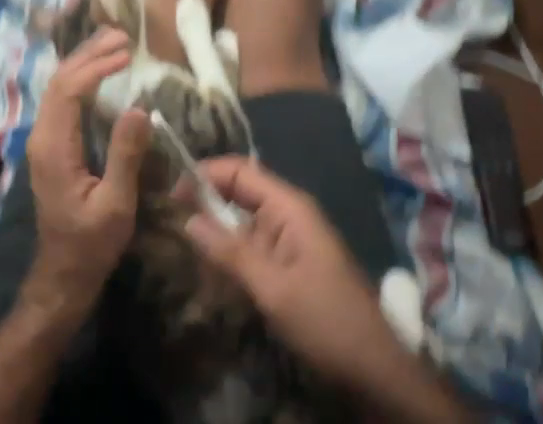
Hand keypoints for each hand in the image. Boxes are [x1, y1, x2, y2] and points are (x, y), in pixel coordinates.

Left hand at [22, 28, 152, 323]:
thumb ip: (125, 155)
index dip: (96, 66)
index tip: (126, 53)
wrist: (63, 272)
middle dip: (88, 55)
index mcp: (53, 147)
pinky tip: (98, 72)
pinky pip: (61, 101)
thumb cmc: (91, 243)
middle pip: (58, 81)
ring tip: (113, 43)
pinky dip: (80, 80)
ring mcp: (42, 141)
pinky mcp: (50, 147)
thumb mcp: (115, 204)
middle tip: (122, 36)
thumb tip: (138, 107)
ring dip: (83, 63)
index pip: (69, 90)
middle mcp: (41, 137)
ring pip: (57, 88)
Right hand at [182, 157, 406, 391]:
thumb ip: (229, 251)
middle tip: (167, 219)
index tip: (170, 195)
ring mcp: (291, 241)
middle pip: (238, 193)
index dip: (204, 174)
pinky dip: (229, 253)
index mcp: (290, 208)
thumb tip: (187, 219)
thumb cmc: (326, 321)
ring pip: (241, 221)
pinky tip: (208, 270)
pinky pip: (251, 247)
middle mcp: (289, 215)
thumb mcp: (272, 287)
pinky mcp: (289, 266)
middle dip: (204, 201)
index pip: (239, 170)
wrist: (375, 371)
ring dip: (214, 230)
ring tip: (179, 243)